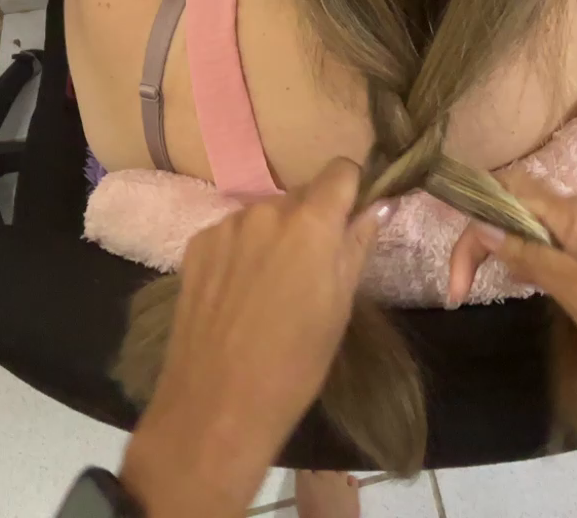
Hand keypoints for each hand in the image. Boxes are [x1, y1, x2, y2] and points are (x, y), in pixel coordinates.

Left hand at [121, 158, 387, 516]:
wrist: (216, 406)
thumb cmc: (296, 363)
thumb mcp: (340, 306)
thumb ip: (358, 244)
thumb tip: (379, 205)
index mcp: (311, 222)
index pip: (341, 169)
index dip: (351, 188)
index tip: (351, 217)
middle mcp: (267, 210)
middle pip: (301, 194)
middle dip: (312, 220)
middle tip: (312, 267)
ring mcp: (227, 224)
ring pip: (265, 214)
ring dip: (275, 235)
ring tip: (270, 286)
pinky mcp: (197, 243)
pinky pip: (233, 232)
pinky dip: (242, 250)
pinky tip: (238, 292)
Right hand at [448, 170, 576, 395]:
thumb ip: (529, 256)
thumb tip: (481, 227)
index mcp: (572, 212)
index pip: (503, 195)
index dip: (470, 224)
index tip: (454, 279)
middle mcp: (575, 216)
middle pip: (510, 206)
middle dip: (476, 238)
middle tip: (457, 289)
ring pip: (525, 227)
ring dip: (495, 249)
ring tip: (471, 287)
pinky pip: (544, 248)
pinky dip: (519, 261)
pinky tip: (512, 283)